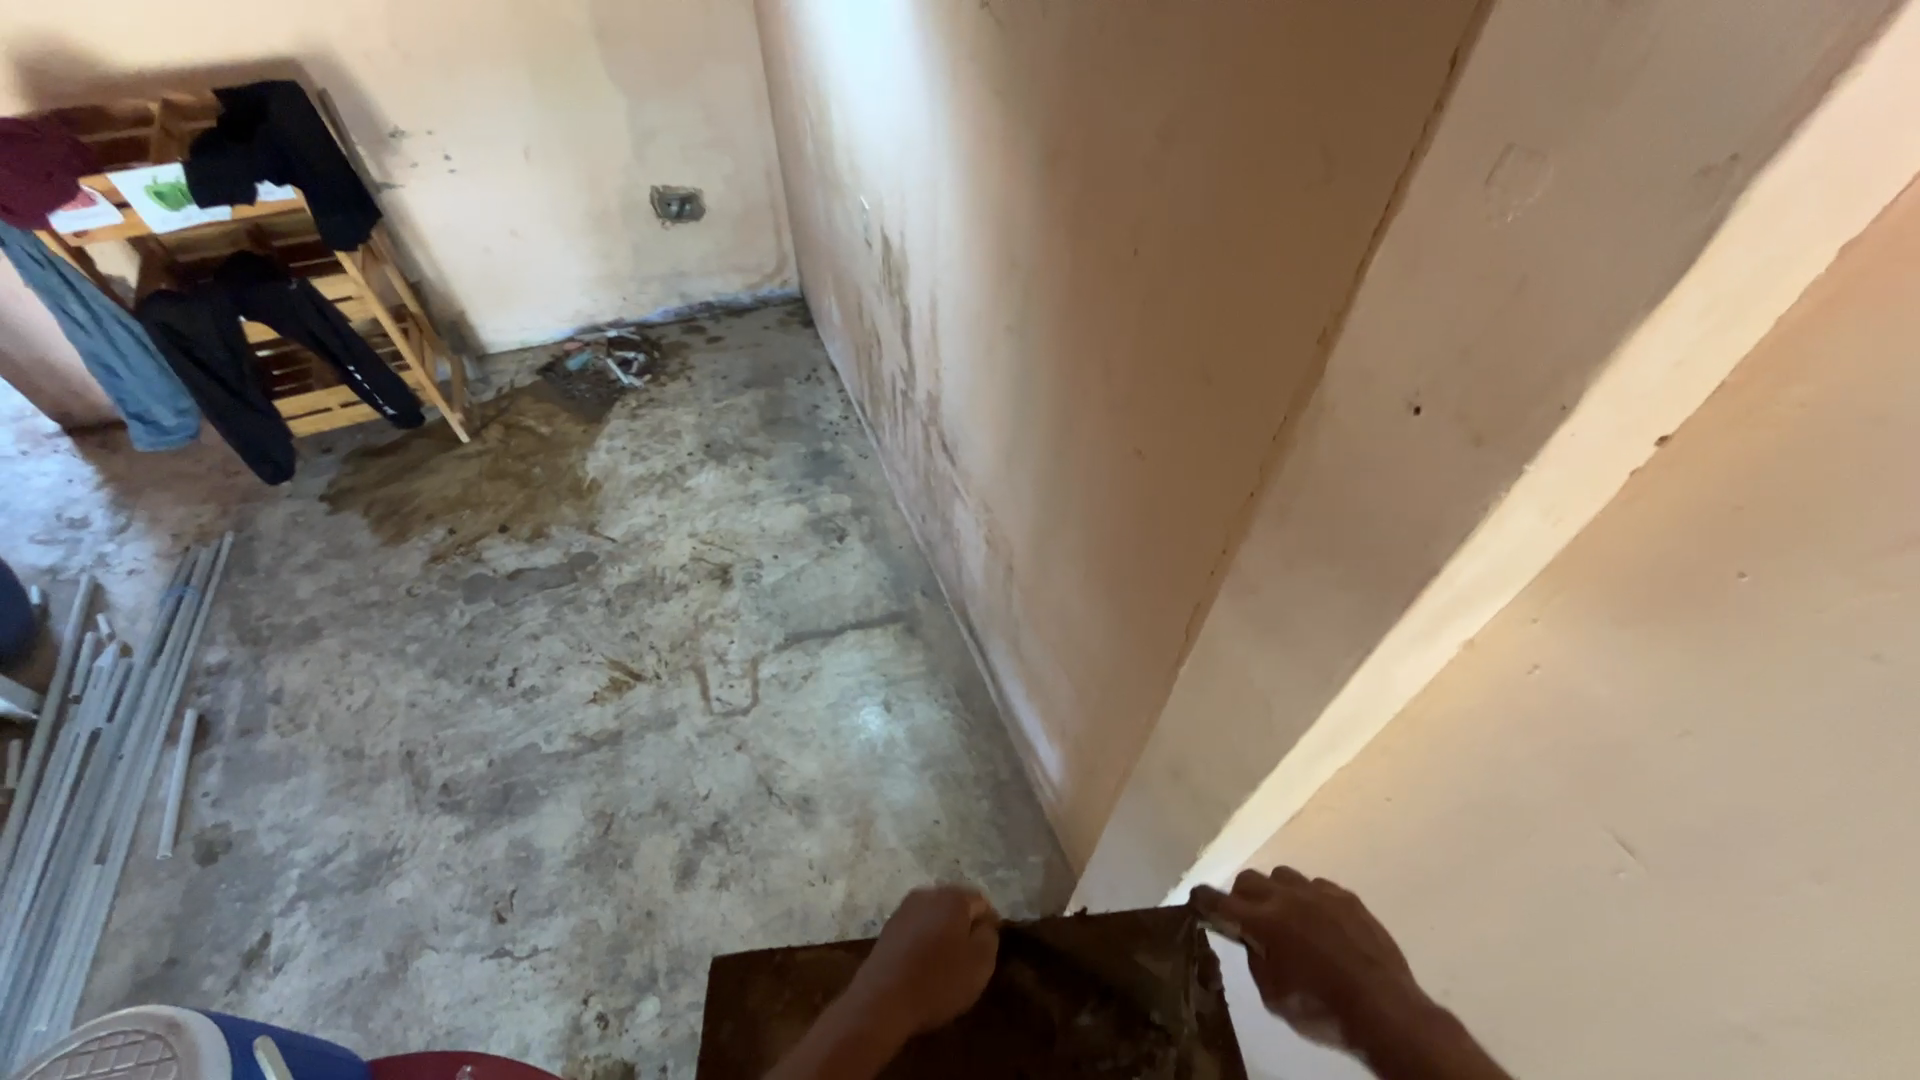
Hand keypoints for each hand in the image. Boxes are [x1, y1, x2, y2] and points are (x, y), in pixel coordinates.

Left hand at [845, 885, 1000, 1036]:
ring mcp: (904, 909)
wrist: (881, 1001)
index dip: (989, 925)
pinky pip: (917, 928)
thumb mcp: (980, 963)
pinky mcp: (888, 927)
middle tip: (969, 958)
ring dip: (944, 933)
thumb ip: (989, 935)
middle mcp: (927, 893)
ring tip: (946, 964)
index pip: (982, 902)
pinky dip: (924, 941)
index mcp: (953, 897)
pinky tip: (924, 965)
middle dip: (965, 926)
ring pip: (935, 916)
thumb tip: (985, 922)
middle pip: (956, 905)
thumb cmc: (938, 981)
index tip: (987, 951)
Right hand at [1192, 867, 1420, 1048]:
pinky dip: (1309, 900)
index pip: (1219, 901)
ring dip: (1276, 893)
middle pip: (1248, 879)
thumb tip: (1252, 940)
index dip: (1203, 900)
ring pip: (1283, 876)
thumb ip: (1256, 959)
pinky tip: (1320, 924)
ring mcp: (1320, 894)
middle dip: (1241, 896)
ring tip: (1287, 918)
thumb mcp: (1274, 996)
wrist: (1386, 1012)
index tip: (1196, 900)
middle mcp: (1287, 898)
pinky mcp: (1347, 898)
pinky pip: (1317, 887)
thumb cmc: (1323, 1011)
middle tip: (1248, 919)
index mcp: (1264, 922)